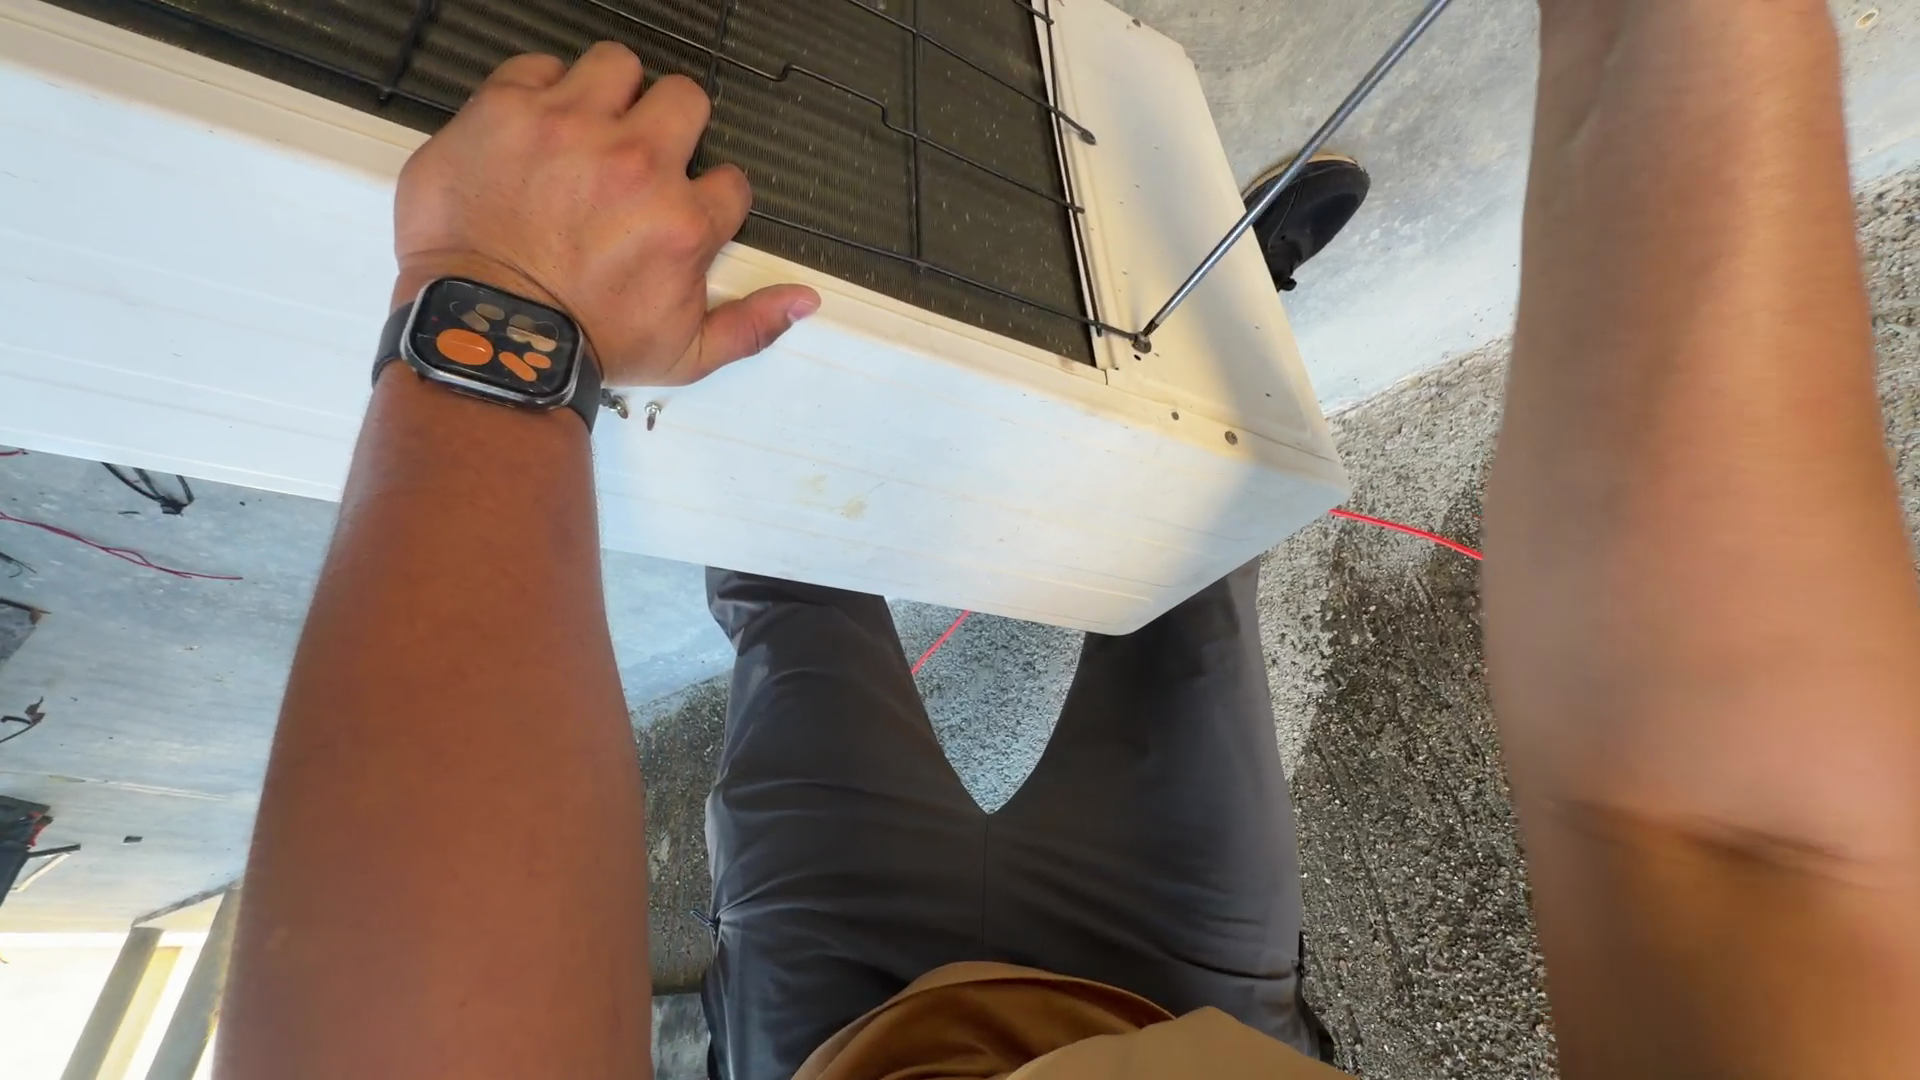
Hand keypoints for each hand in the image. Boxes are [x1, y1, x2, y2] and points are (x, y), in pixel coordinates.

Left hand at [391, 43, 819, 385]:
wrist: (494, 334)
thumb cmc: (590, 346)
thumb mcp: (688, 355)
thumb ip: (753, 324)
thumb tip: (806, 299)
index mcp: (685, 223)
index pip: (732, 180)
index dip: (713, 198)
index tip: (686, 213)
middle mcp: (637, 165)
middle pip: (687, 101)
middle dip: (677, 128)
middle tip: (649, 160)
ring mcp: (570, 128)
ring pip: (620, 66)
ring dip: (618, 95)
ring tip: (598, 132)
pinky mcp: (507, 109)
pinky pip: (541, 66)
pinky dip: (546, 92)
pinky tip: (543, 131)